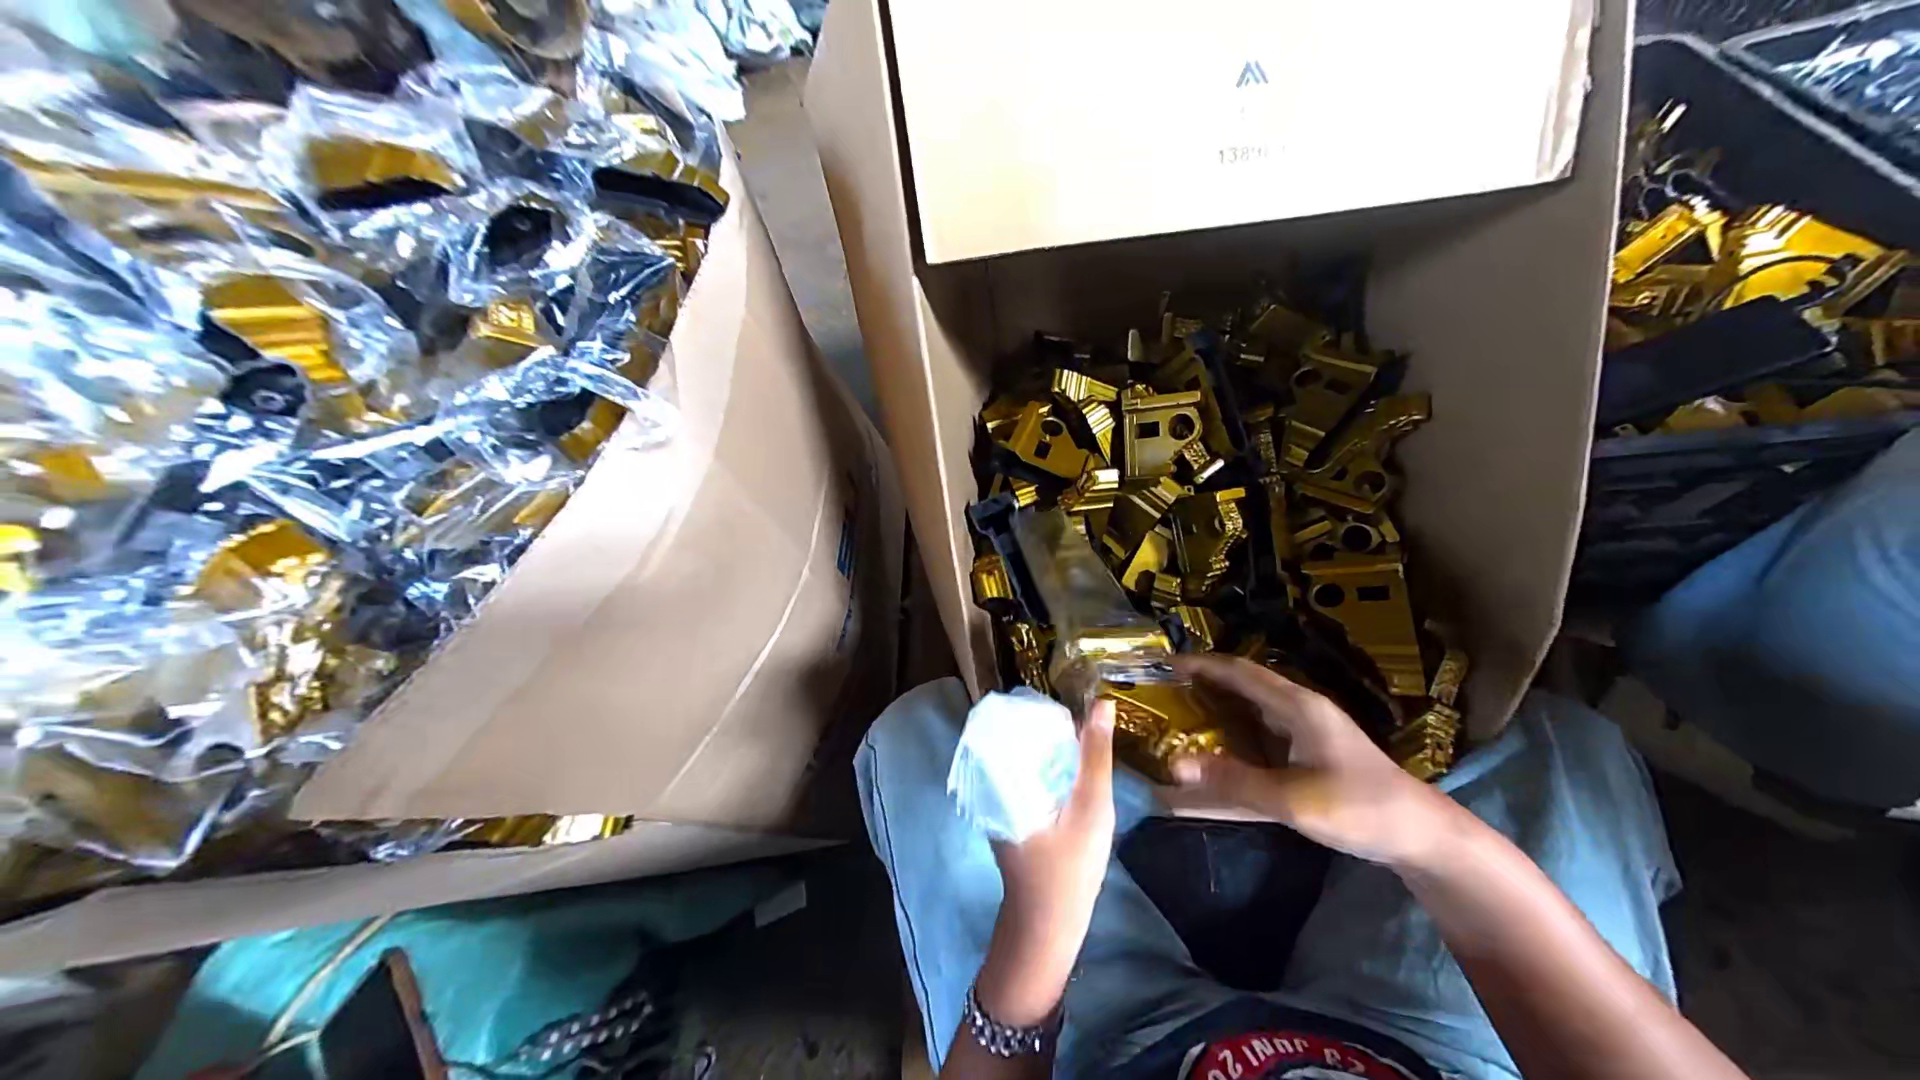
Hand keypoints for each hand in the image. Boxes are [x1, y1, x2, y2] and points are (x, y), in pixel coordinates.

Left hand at [975, 699, 1115, 1026]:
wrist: (1047, 926)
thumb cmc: (1068, 866)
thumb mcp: (1091, 806)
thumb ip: (1095, 755)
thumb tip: (1101, 703)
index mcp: (1000, 772)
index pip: (1009, 721)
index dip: (1038, 709)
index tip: (1067, 708)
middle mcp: (991, 781)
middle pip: (1016, 738)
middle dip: (1046, 728)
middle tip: (1079, 725)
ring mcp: (999, 799)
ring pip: (1022, 758)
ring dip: (1047, 748)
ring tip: (1077, 741)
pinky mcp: (1010, 814)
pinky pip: (1025, 776)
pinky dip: (1045, 767)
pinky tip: (1068, 770)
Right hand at [1169, 654, 1459, 868]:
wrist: (1423, 838)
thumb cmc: (1361, 809)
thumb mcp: (1293, 799)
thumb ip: (1233, 782)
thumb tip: (1173, 765)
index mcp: (1297, 706)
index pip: (1238, 671)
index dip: (1199, 664)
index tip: (1162, 665)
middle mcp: (1297, 711)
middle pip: (1241, 687)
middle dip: (1201, 686)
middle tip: (1161, 694)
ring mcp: (1304, 733)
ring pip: (1249, 712)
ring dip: (1216, 712)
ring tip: (1177, 718)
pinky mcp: (1308, 756)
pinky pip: (1260, 739)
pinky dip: (1233, 739)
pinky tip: (1215, 755)